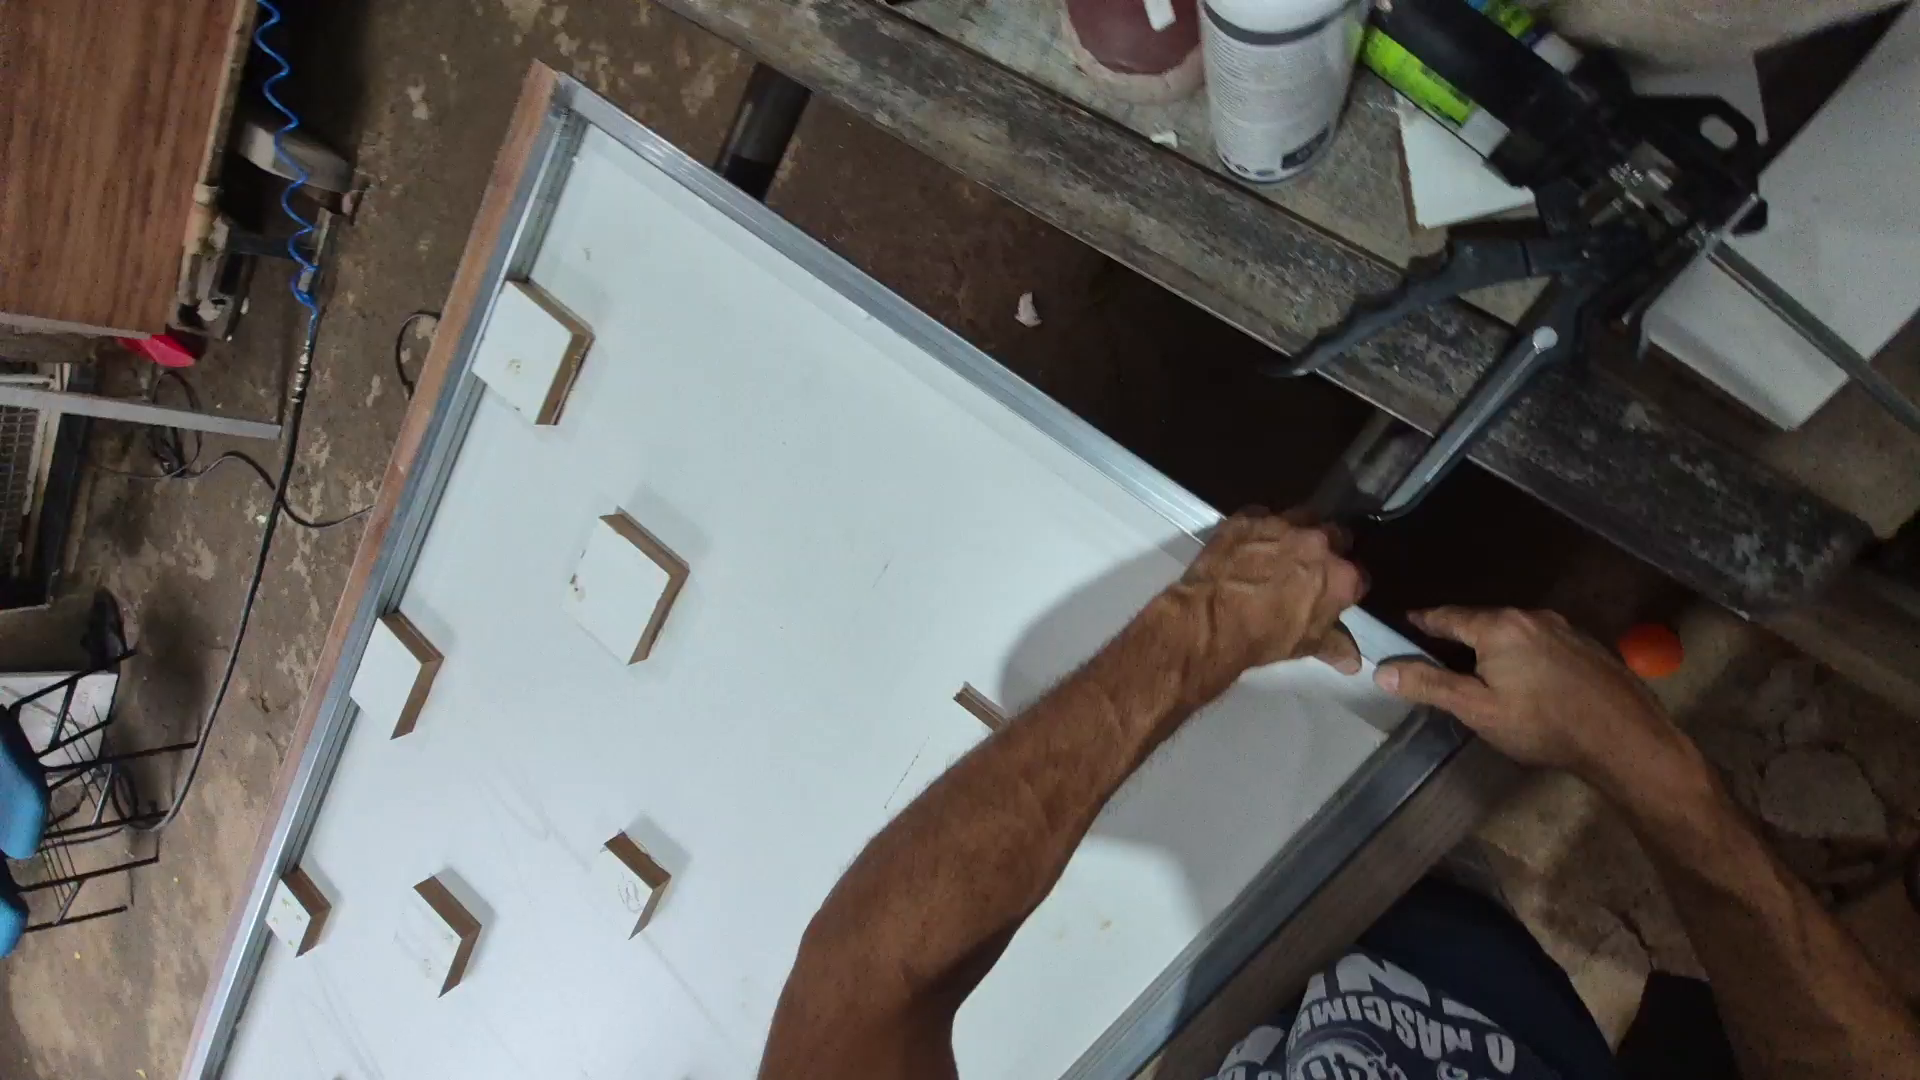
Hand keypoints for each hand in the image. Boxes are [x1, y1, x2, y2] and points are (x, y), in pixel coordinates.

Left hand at [1158, 509, 1367, 707]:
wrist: (1212, 619)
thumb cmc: (1264, 636)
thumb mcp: (1305, 645)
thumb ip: (1334, 643)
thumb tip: (1352, 659)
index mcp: (1342, 576)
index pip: (1358, 575)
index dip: (1344, 583)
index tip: (1331, 590)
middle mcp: (1318, 543)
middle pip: (1334, 535)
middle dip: (1326, 548)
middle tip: (1307, 566)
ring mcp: (1282, 525)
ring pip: (1301, 517)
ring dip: (1296, 530)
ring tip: (1280, 548)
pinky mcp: (1247, 518)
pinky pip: (1259, 515)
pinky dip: (1257, 527)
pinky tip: (1247, 543)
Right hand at [1374, 607, 1696, 795]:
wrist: (1631, 745)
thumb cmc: (1544, 725)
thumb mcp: (1476, 709)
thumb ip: (1428, 684)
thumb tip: (1380, 670)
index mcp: (1498, 626)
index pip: (1446, 615)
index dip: (1422, 620)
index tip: (1405, 622)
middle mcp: (1531, 617)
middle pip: (1480, 619)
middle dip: (1457, 632)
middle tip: (1435, 647)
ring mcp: (1565, 630)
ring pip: (1512, 630)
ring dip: (1491, 642)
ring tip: (1477, 663)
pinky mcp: (1589, 647)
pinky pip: (1540, 641)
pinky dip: (1521, 652)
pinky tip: (1524, 676)